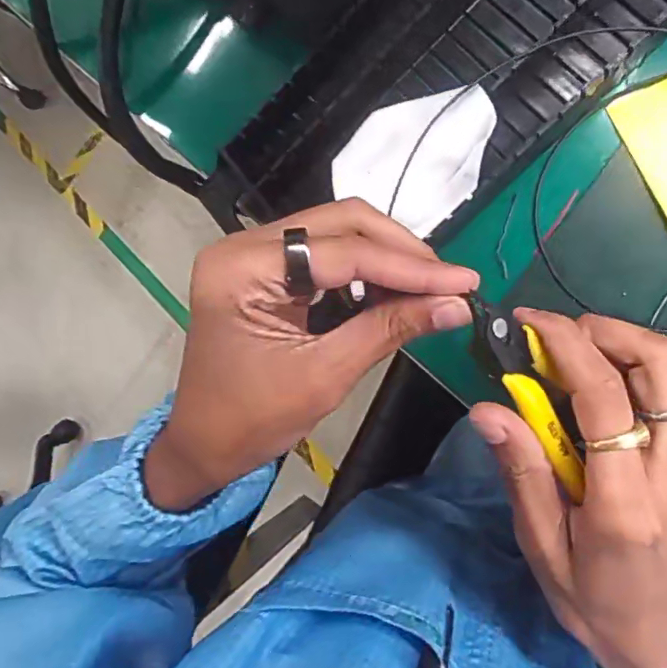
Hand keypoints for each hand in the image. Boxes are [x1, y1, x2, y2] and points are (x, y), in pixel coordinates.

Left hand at [145, 199, 478, 510]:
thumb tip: (455, 304)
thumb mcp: (324, 375)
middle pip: (340, 222)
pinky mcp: (264, 266)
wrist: (203, 445)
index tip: (463, 280)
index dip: (408, 265)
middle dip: (400, 250)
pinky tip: (393, 286)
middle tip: (448, 281)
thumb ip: (389, 328)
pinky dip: (363, 266)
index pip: (341, 251)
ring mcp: (251, 252)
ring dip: (385, 254)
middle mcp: (243, 245)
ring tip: (429, 285)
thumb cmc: (252, 420)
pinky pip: (323, 250)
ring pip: (335, 230)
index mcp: (243, 269)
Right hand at [468, 309, 666, 667]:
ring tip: (566, 356)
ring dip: (619, 346)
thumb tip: (487, 410)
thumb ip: (521, 471)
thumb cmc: (590, 600)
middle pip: (666, 365)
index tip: (529, 322)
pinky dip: (626, 373)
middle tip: (557, 334)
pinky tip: (588, 392)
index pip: (606, 397)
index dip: (566, 345)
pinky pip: (666, 397)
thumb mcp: (541, 544)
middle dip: (610, 330)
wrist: (662, 644)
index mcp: (628, 501)